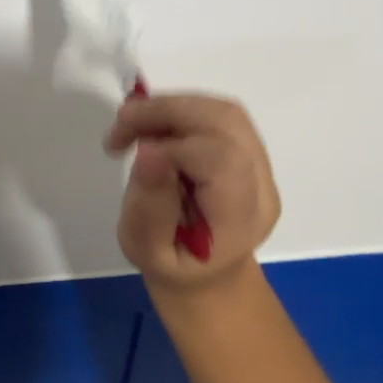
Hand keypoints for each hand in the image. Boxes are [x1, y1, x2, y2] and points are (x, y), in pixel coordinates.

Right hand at [104, 93, 280, 296]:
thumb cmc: (172, 267)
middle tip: (121, 128)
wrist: (207, 275)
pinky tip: (152, 127)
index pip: (222, 159)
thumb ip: (149, 208)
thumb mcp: (147, 252)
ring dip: (170, 107)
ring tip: (132, 126)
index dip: (171, 146)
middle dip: (166, 111)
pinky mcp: (248, 151)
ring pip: (222, 110)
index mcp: (240, 218)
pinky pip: (216, 114)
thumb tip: (149, 152)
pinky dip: (178, 110)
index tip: (130, 156)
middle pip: (225, 121)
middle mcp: (261, 185)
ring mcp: (260, 164)